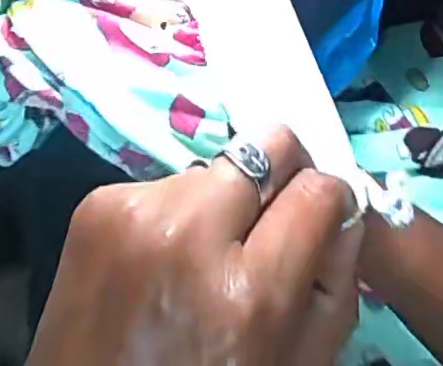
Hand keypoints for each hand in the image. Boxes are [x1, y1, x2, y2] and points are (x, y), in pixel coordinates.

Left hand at [28, 126, 363, 365]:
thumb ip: (333, 286)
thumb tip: (344, 202)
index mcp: (250, 294)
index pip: (316, 189)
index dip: (326, 194)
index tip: (319, 206)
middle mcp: (190, 234)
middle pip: (262, 147)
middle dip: (277, 171)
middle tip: (266, 210)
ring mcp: (137, 211)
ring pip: (210, 167)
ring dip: (217, 199)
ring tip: (200, 252)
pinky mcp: (98, 203)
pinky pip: (161, 183)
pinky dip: (171, 210)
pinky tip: (157, 255)